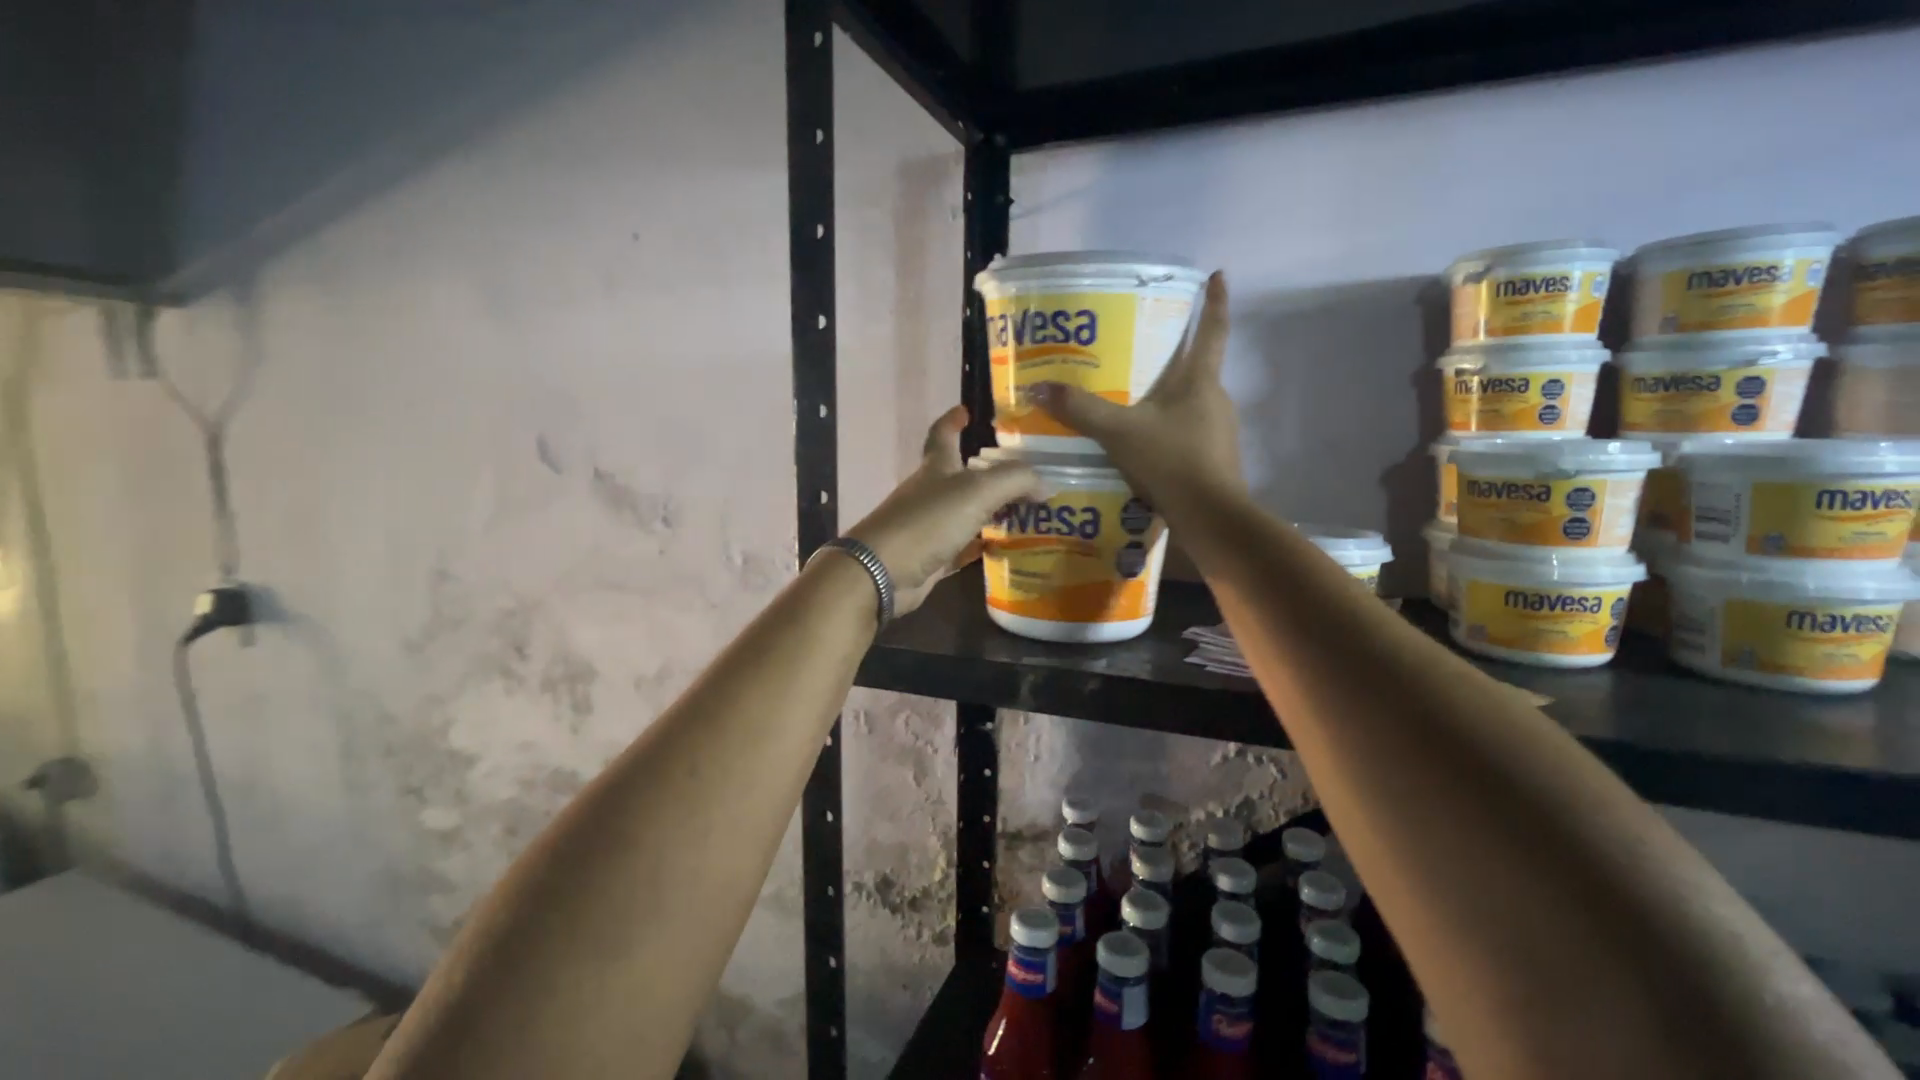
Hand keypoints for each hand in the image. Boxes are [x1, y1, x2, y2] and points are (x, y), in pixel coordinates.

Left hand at [845, 406, 1043, 615]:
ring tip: (1027, 509)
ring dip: (991, 509)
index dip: (953, 420)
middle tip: (1023, 471)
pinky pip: (963, 547)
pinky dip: (983, 545)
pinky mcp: (931, 557)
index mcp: (936, 467)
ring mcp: (929, 526)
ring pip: (965, 512)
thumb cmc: (927, 521)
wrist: (883, 571)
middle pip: (960, 475)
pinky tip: (1006, 547)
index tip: (965, 410)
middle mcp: (930, 492)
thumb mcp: (977, 491)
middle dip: (988, 471)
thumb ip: (1015, 480)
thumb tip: (1046, 482)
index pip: (943, 434)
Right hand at [1031, 271, 1241, 512]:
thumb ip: (1080, 410)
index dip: (1215, 300)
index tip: (1217, 275)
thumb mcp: (1118, 433)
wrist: (1210, 518)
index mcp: (1200, 380)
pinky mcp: (1213, 457)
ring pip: (1190, 402)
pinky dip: (1166, 428)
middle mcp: (1215, 399)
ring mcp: (1218, 430)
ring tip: (1132, 398)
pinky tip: (1141, 442)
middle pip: (1196, 367)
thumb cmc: (1171, 461)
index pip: (1213, 328)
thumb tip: (1038, 387)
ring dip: (1167, 396)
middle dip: (1173, 355)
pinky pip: (1186, 431)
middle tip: (1143, 347)